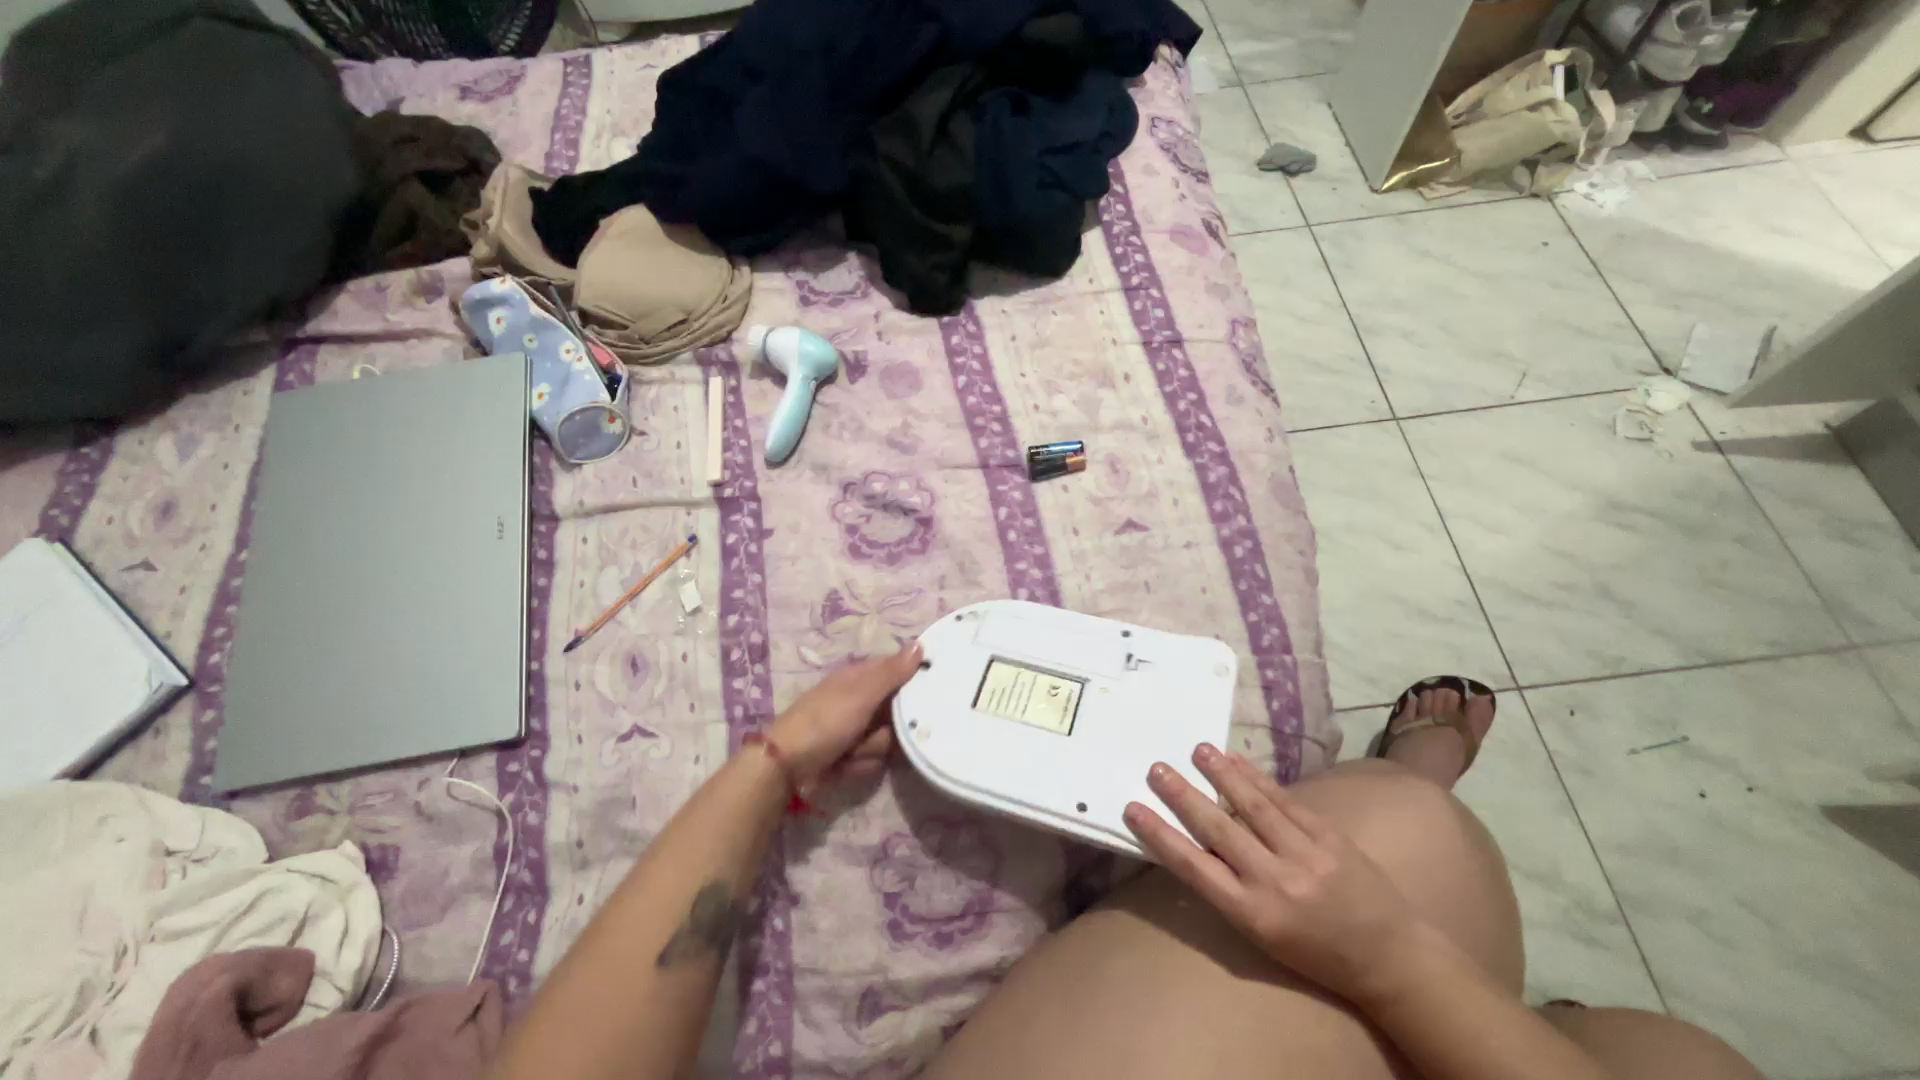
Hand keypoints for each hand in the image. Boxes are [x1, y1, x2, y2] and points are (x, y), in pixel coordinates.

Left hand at [764, 642, 921, 789]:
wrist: (787, 767)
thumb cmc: (824, 722)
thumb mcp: (860, 694)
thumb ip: (892, 673)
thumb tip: (920, 644)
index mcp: (860, 678)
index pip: (898, 670)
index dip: (913, 679)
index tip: (932, 689)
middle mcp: (860, 701)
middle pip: (898, 710)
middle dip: (892, 725)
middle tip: (883, 727)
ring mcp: (855, 730)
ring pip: (888, 738)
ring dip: (873, 747)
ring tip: (854, 750)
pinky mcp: (852, 756)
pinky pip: (874, 759)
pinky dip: (861, 764)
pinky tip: (846, 764)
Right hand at [1123, 744, 1420, 1004]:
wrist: (1389, 956)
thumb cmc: (1314, 952)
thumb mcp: (1262, 933)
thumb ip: (1229, 889)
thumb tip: (1197, 842)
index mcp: (1252, 914)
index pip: (1194, 868)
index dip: (1161, 836)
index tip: (1133, 809)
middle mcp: (1274, 882)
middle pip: (1218, 830)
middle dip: (1184, 797)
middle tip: (1156, 769)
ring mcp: (1305, 856)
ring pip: (1253, 807)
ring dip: (1221, 775)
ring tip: (1197, 750)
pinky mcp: (1329, 838)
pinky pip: (1286, 802)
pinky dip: (1258, 779)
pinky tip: (1237, 761)